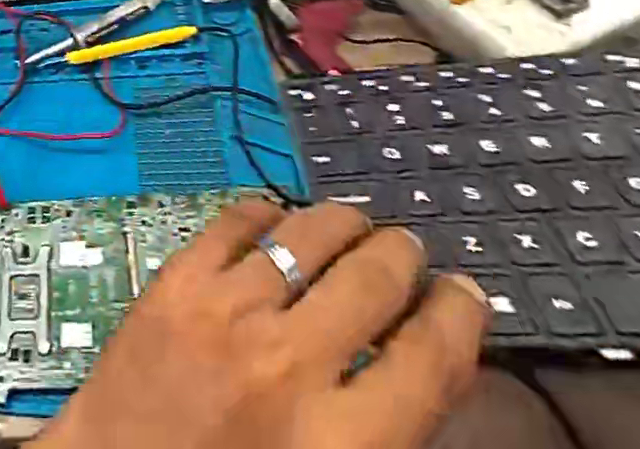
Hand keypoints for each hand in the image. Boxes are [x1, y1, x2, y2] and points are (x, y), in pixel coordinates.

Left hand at [32, 199, 490, 448]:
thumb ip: (379, 428)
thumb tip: (419, 358)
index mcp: (340, 443)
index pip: (429, 360)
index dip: (458, 316)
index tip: (462, 292)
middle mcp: (288, 364)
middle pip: (372, 280)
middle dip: (400, 254)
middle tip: (404, 246)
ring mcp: (226, 311)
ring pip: (306, 237)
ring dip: (341, 223)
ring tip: (354, 221)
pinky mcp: (176, 282)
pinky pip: (235, 223)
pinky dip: (265, 214)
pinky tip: (278, 218)